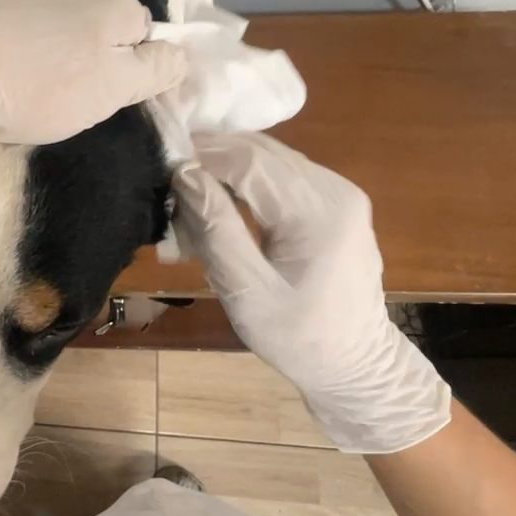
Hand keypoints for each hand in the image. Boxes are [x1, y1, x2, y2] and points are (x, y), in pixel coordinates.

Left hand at [0, 0, 185, 161]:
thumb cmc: (35, 88)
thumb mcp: (109, 90)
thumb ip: (152, 70)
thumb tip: (181, 54)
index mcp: (106, 4)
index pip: (140, 27)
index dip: (129, 63)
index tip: (104, 95)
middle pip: (90, 23)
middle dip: (84, 56)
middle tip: (62, 98)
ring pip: (45, 25)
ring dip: (42, 51)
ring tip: (20, 89)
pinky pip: (1, 29)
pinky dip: (1, 48)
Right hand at [171, 132, 449, 453]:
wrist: (356, 364)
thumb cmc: (298, 338)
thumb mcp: (247, 292)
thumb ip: (216, 229)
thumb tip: (183, 174)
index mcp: (318, 212)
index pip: (249, 160)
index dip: (200, 154)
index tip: (159, 162)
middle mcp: (334, 189)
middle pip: (260, 151)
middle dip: (208, 156)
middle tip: (163, 175)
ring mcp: (338, 191)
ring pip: (269, 157)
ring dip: (224, 166)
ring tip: (184, 188)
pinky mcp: (333, 200)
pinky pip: (280, 173)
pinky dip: (244, 178)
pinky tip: (218, 197)